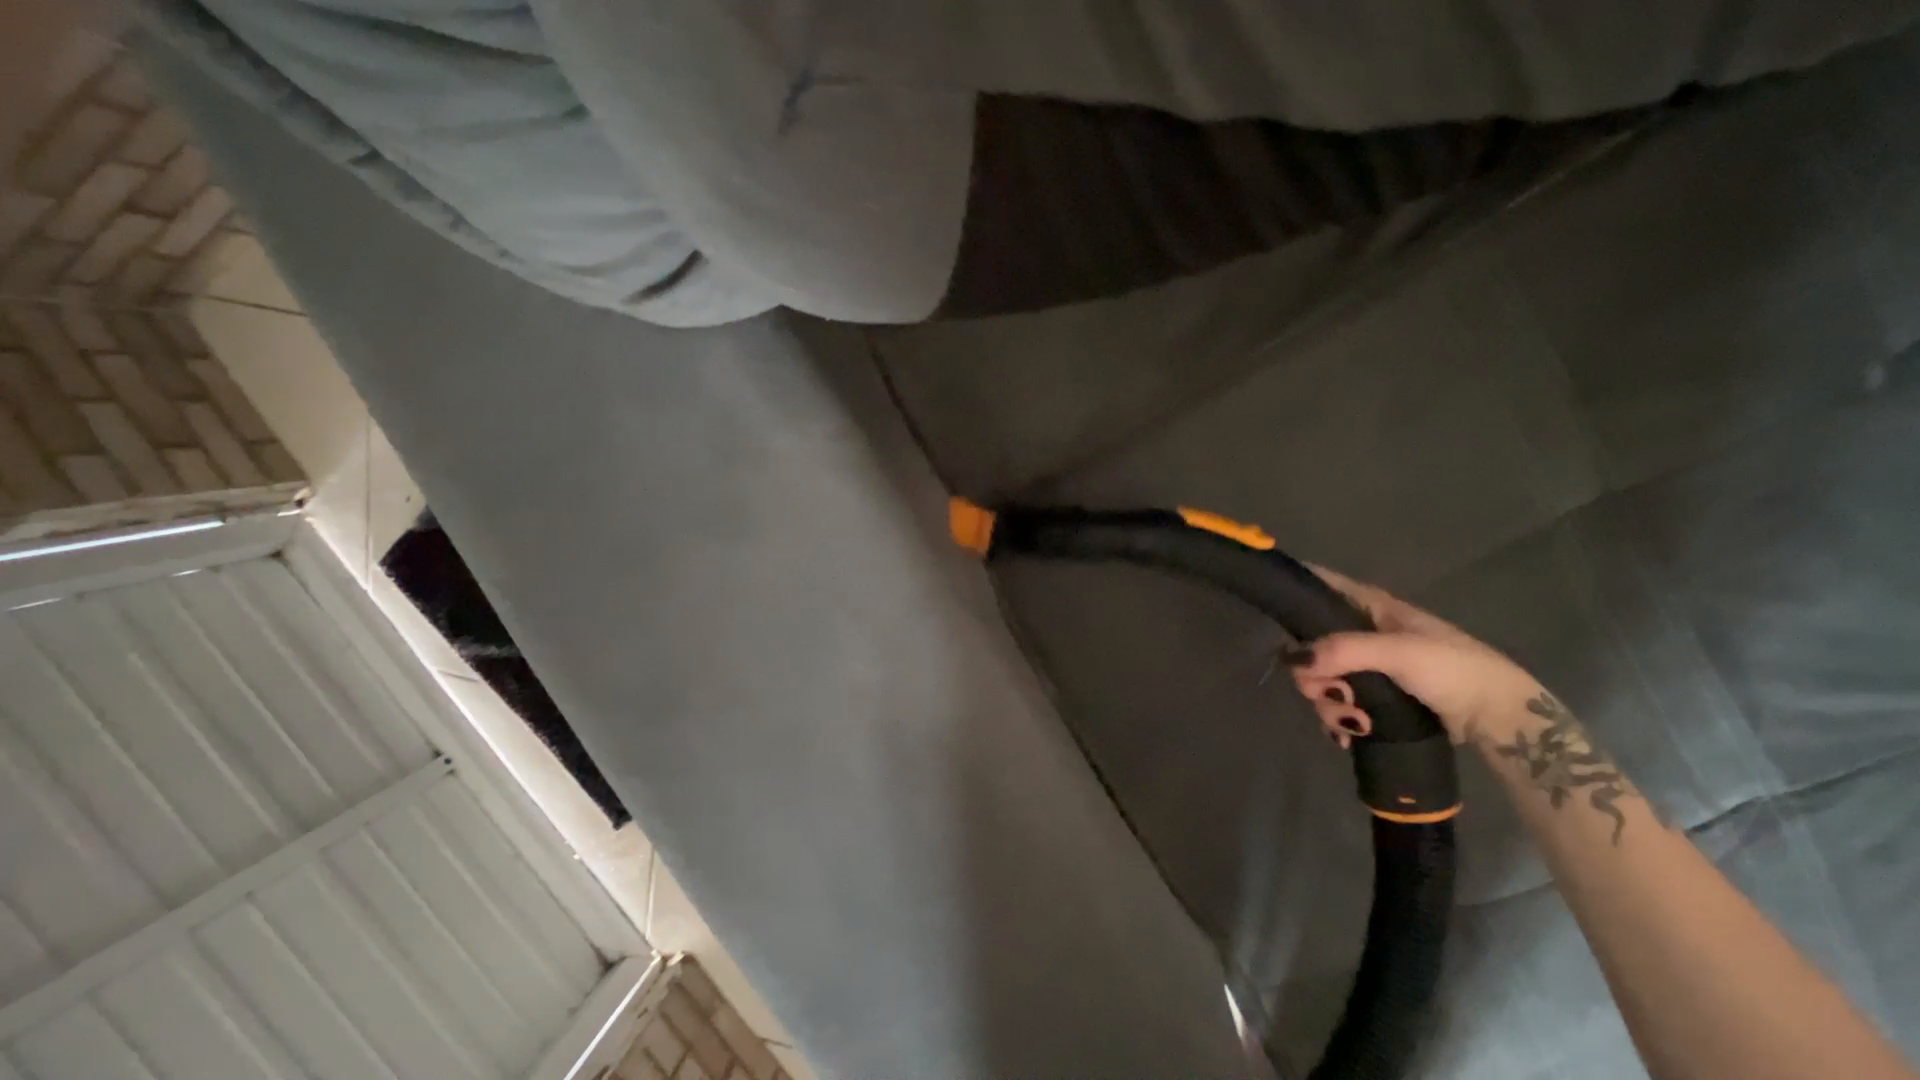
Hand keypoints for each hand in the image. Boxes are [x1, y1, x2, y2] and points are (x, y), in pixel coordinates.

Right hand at [1286, 566, 1541, 747]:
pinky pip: (1340, 706)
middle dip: (1315, 677)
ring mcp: (1370, 670)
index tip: (1273, 608)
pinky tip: (1350, 735)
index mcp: (1372, 609)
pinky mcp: (1376, 701)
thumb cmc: (1452, 669)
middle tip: (1333, 694)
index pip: (1324, 587)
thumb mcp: (1398, 653)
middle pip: (1314, 647)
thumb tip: (1293, 660)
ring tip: (1356, 724)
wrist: (1497, 717)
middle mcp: (1365, 635)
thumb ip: (1344, 651)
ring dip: (1331, 706)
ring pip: (1324, 682)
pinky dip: (1340, 722)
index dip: (1296, 591)